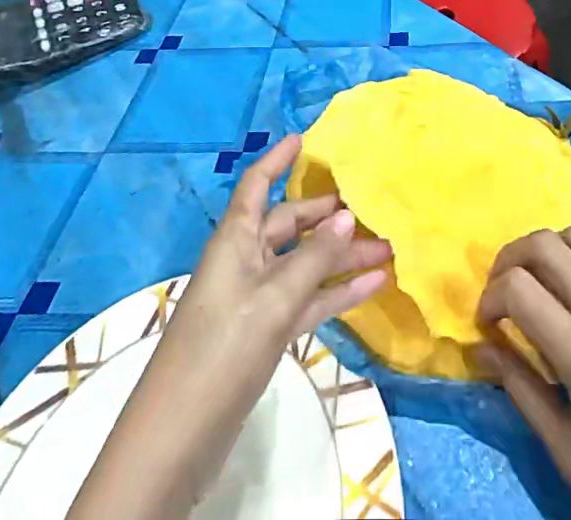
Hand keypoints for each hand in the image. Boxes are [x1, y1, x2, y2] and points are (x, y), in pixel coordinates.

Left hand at [69, 135, 389, 519]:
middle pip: (291, 224)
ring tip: (389, 248)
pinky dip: (337, 293)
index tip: (304, 139)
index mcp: (236, 238)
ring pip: (306, 265)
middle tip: (373, 206)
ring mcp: (258, 297)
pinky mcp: (267, 331)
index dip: (277, 160)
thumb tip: (347, 218)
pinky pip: (308, 301)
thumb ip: (314, 258)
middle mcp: (247, 259)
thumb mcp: (272, 298)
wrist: (181, 432)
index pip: (257, 185)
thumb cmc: (222, 348)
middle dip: (330, 216)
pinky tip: (374, 286)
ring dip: (343, 258)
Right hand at [476, 228, 570, 519]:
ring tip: (541, 281)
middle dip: (509, 259)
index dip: (489, 299)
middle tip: (503, 293)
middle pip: (544, 245)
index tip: (487, 328)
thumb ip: (521, 391)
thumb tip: (481, 348)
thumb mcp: (568, 452)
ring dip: (549, 248)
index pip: (517, 288)